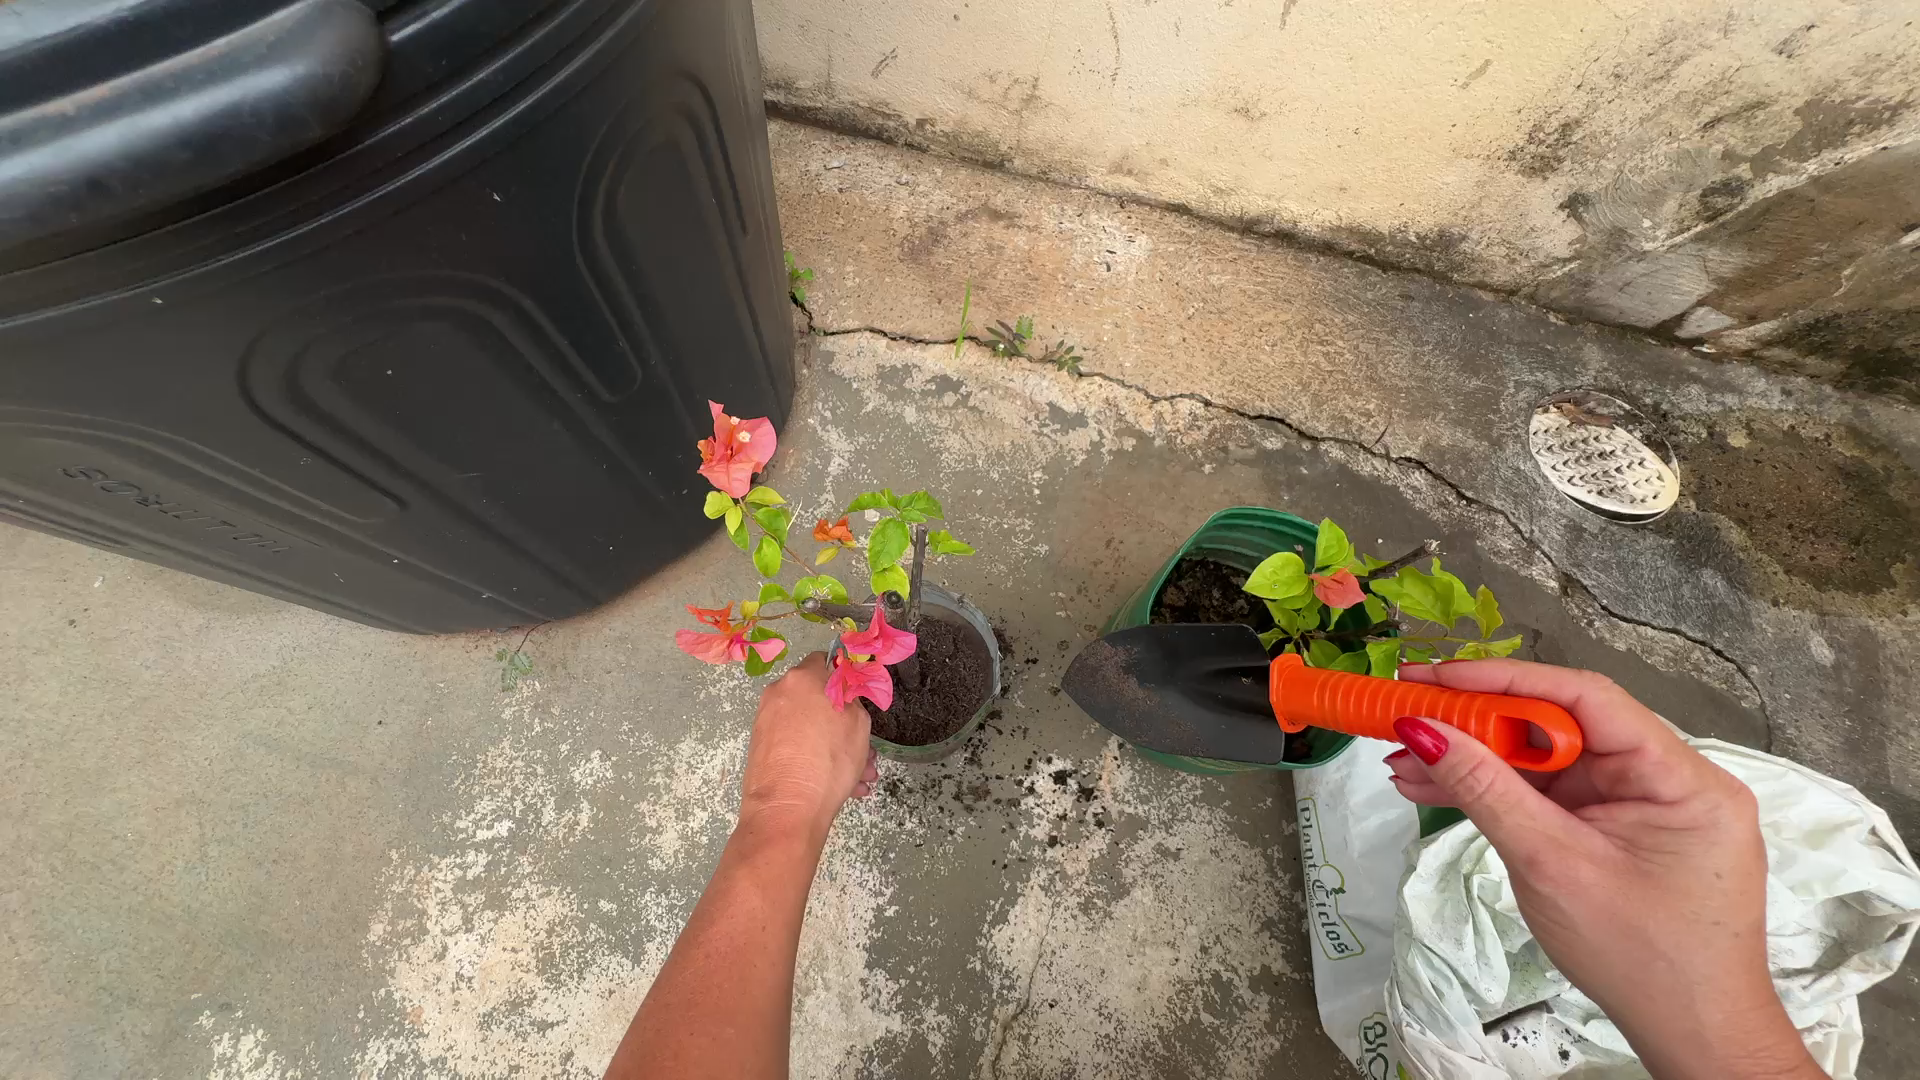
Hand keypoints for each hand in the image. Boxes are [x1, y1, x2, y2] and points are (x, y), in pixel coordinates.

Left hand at [737, 652, 877, 839]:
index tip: (857, 697)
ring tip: (858, 776)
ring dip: (835, 745)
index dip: (845, 677)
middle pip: (818, 699)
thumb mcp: (859, 723)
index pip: (825, 660)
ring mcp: (767, 721)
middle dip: (843, 721)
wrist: (787, 808)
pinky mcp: (761, 748)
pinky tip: (842, 785)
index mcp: (803, 678)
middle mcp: (779, 693)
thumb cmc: (828, 760)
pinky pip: (796, 745)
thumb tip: (845, 692)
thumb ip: (853, 698)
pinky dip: (815, 757)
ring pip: (810, 727)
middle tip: (864, 746)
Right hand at [1385, 659, 1821, 1079]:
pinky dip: (1482, 787)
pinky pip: (1534, 788)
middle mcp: (1657, 776)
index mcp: (1675, 777)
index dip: (1503, 678)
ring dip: (1465, 757)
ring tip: (1399, 760)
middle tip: (1405, 710)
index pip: (1583, 697)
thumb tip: (1417, 727)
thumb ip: (1481, 786)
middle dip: (1471, 721)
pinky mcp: (1602, 821)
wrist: (1688, 1035)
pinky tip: (1426, 786)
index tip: (1434, 677)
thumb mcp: (1548, 860)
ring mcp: (1628, 800)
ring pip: (1533, 756)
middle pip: (1551, 723)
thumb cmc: (1637, 951)